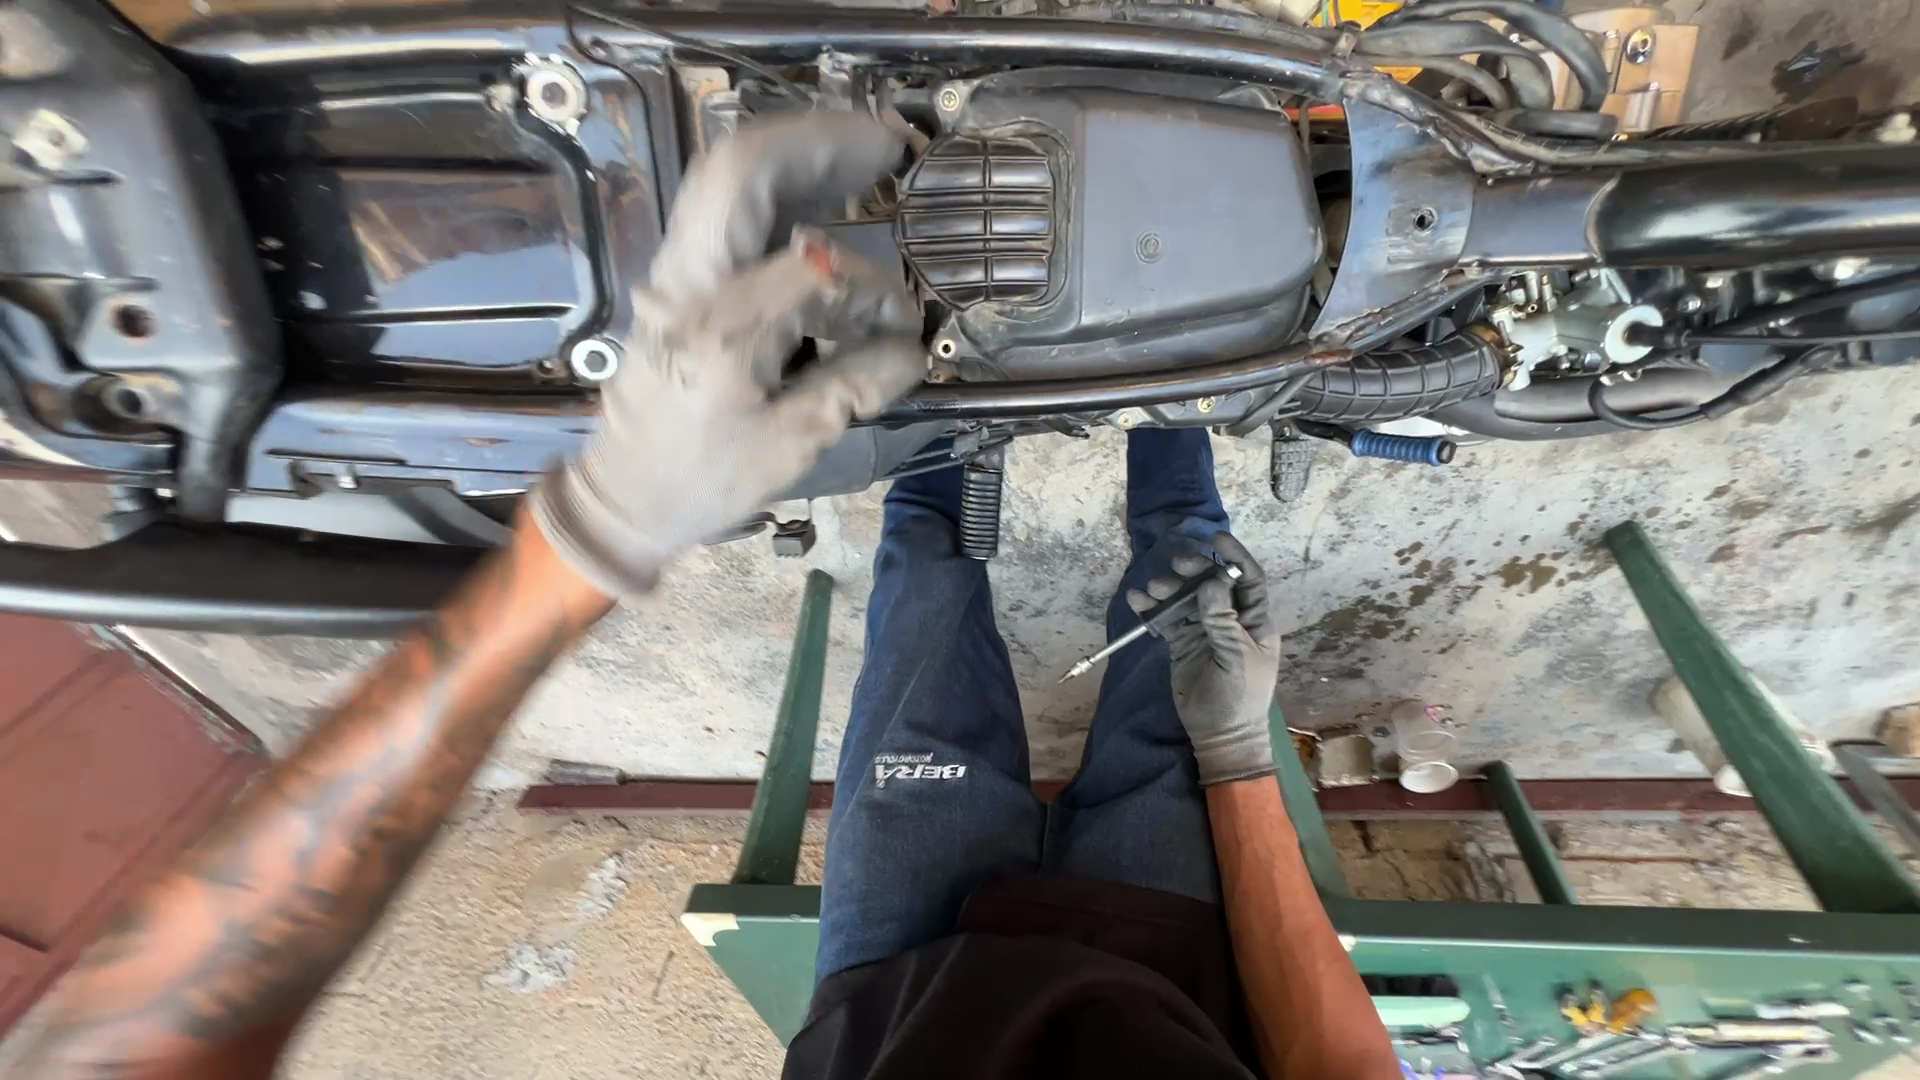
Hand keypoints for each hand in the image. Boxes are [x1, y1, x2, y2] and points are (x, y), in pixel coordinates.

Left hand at [531, 112, 925, 595]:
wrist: (625, 498)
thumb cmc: (704, 482)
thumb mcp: (790, 447)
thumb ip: (854, 387)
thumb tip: (910, 350)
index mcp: (721, 331)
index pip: (816, 274)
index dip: (874, 292)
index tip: (904, 324)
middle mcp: (687, 284)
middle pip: (742, 171)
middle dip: (821, 144)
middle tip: (889, 146)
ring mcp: (673, 276)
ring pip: (728, 181)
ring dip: (799, 159)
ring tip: (863, 158)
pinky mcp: (675, 284)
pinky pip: (726, 217)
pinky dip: (776, 195)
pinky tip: (819, 202)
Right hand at [1128, 532, 1279, 785]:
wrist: (1220, 734)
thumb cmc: (1240, 697)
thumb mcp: (1236, 658)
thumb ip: (1222, 621)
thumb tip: (1210, 583)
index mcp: (1253, 622)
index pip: (1248, 581)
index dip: (1236, 558)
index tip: (1217, 539)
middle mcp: (1229, 620)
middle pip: (1211, 585)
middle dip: (1194, 571)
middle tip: (1176, 565)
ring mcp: (1204, 630)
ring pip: (1186, 599)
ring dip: (1169, 591)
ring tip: (1150, 589)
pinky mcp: (1182, 642)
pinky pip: (1166, 619)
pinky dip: (1152, 609)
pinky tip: (1137, 601)